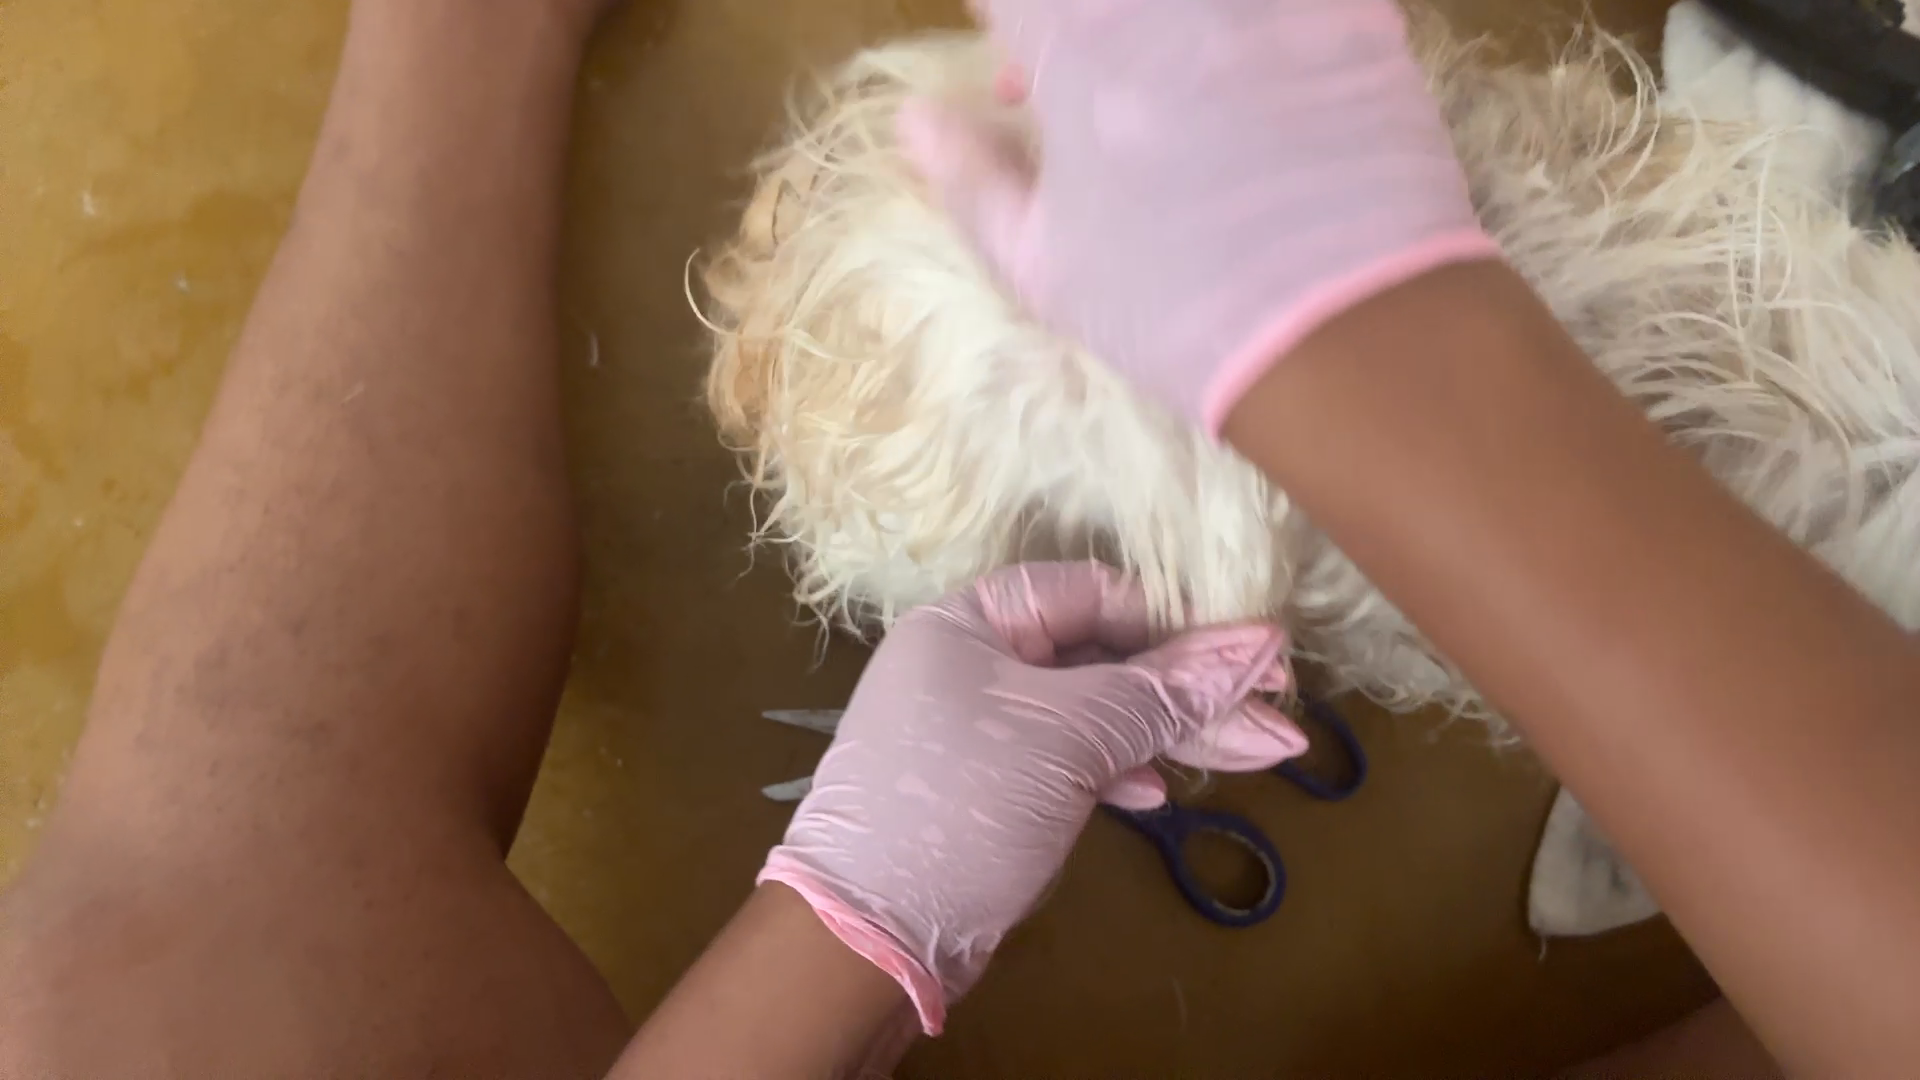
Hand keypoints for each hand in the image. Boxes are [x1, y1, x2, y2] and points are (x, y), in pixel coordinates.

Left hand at [759, 562, 1304, 1032]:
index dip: (1164, 618)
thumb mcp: (1068, 735)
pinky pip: (1067, 755)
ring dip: (1165, 733)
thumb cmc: (965, 800)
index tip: (1238, 652)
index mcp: (970, 620)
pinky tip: (1155, 790)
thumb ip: (1162, 691)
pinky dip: (1113, 768)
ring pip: (1091, 710)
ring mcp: (984, 723)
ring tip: (1259, 753)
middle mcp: (973, 659)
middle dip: (1186, 689)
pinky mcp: (996, 780)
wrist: (869, 935)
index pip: (1085, 592)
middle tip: (1276, 714)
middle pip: (1097, 655)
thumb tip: (1262, 645)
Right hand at [896, 0, 1499, 432]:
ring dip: (1147, 36)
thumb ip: (970, 181)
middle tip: (1070, 85)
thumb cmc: (1161, 310)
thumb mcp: (1040, 266)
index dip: (1006, 22)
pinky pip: (1270, 8)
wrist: (1329, 335)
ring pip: (1180, 9)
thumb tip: (913, 121)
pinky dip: (1228, 38)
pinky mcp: (1354, 9)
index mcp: (1081, 50)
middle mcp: (1173, 1)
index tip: (1014, 70)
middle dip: (1068, 32)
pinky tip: (1232, 92)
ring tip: (1149, 96)